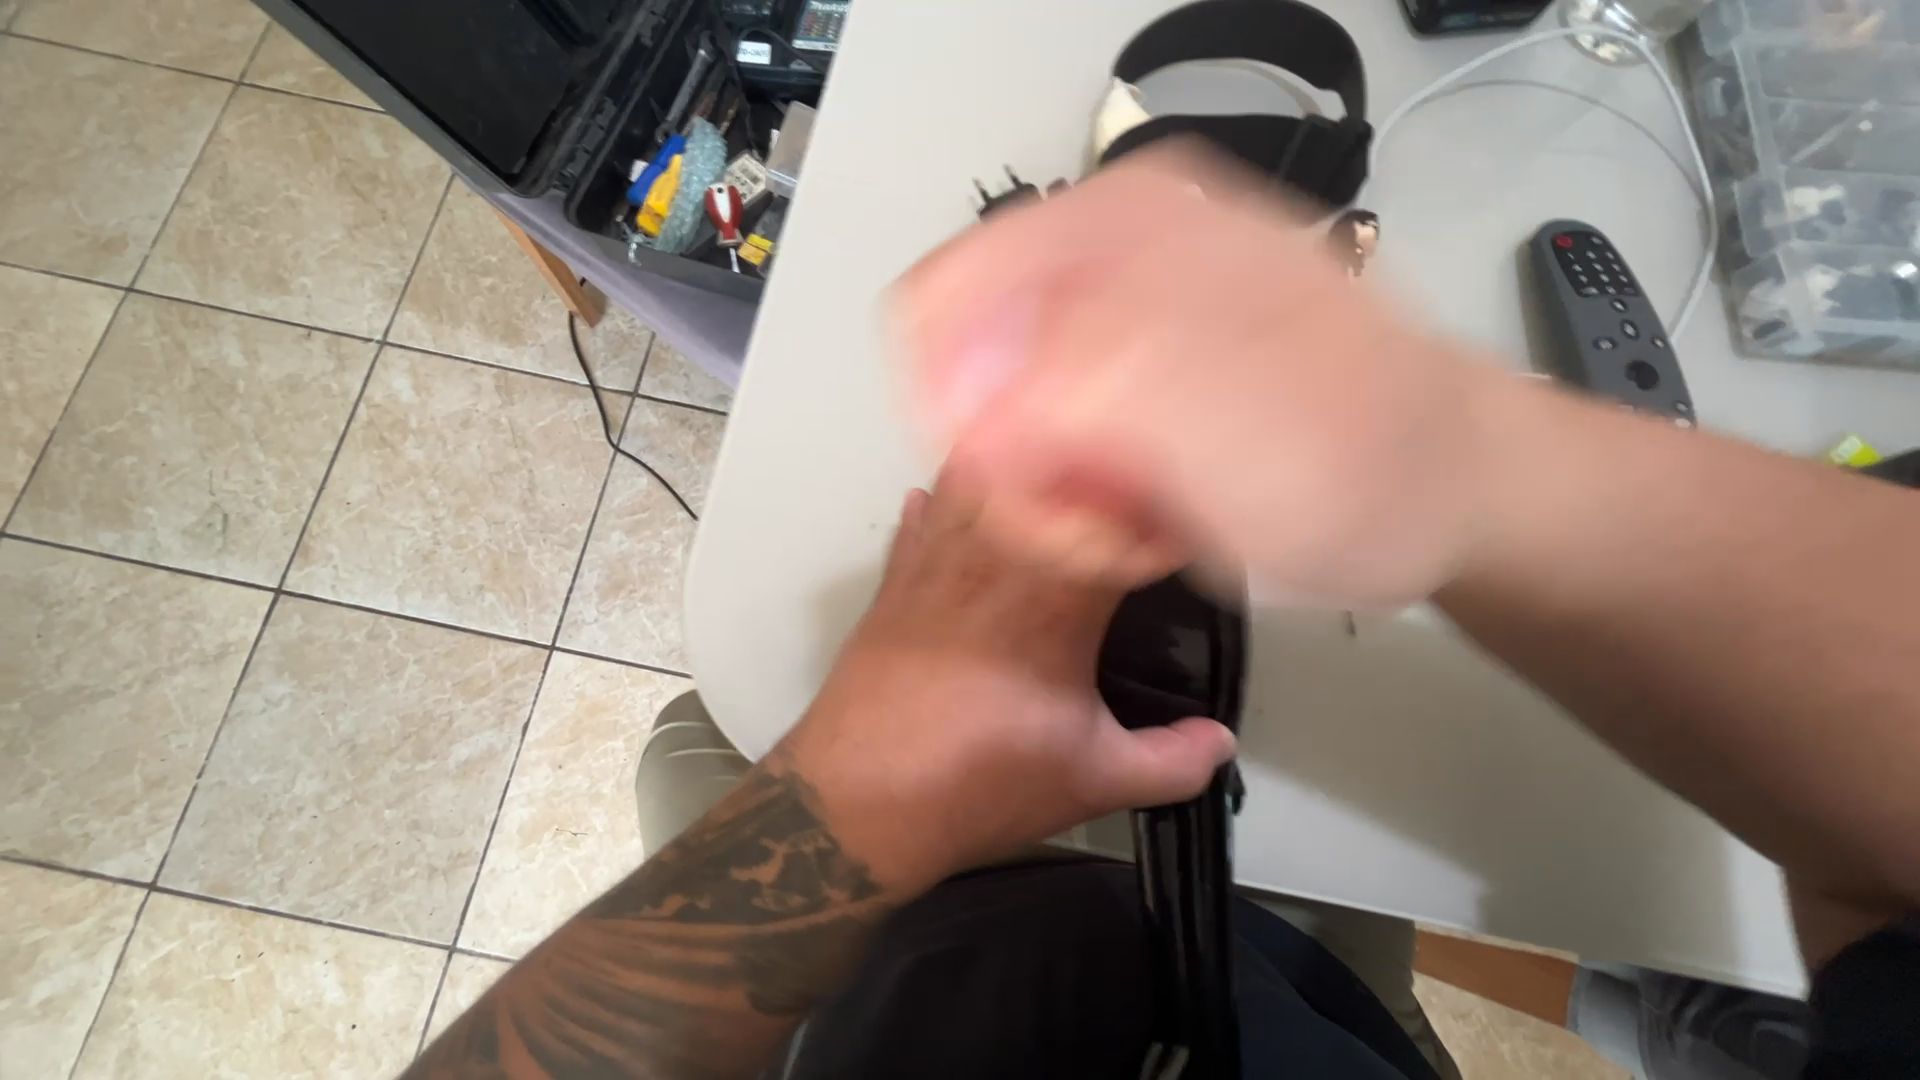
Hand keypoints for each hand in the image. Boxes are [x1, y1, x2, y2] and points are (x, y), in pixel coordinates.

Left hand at [778, 484, 1236, 891]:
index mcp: (1056, 597)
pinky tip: (940, 493)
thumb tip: (1219, 744)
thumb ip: (1170, 761)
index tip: (1173, 505)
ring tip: (1037, 462)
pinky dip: (938, 501)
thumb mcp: (1092, 779)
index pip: (1116, 517)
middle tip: (1111, 465)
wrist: (860, 803)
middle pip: (1040, 473)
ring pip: (974, 480)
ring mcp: (937, 564)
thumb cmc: (979, 783)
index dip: (1152, 502)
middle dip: (1082, 462)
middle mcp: (995, 560)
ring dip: (1007, 465)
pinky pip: (918, 520)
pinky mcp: (894, 583)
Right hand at [892, 145, 1512, 607]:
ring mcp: (1105, 330)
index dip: (965, 415)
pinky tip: (1146, 513)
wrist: (1436, 488)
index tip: (1035, 480)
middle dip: (1022, 467)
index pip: (944, 303)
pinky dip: (1078, 504)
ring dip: (1057, 496)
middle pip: (966, 369)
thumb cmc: (1370, 464)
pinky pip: (1038, 455)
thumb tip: (967, 392)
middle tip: (1107, 509)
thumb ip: (1093, 393)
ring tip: (1143, 514)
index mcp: (1121, 235)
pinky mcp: (1112, 387)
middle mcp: (1101, 267)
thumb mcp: (1239, 430)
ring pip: (997, 426)